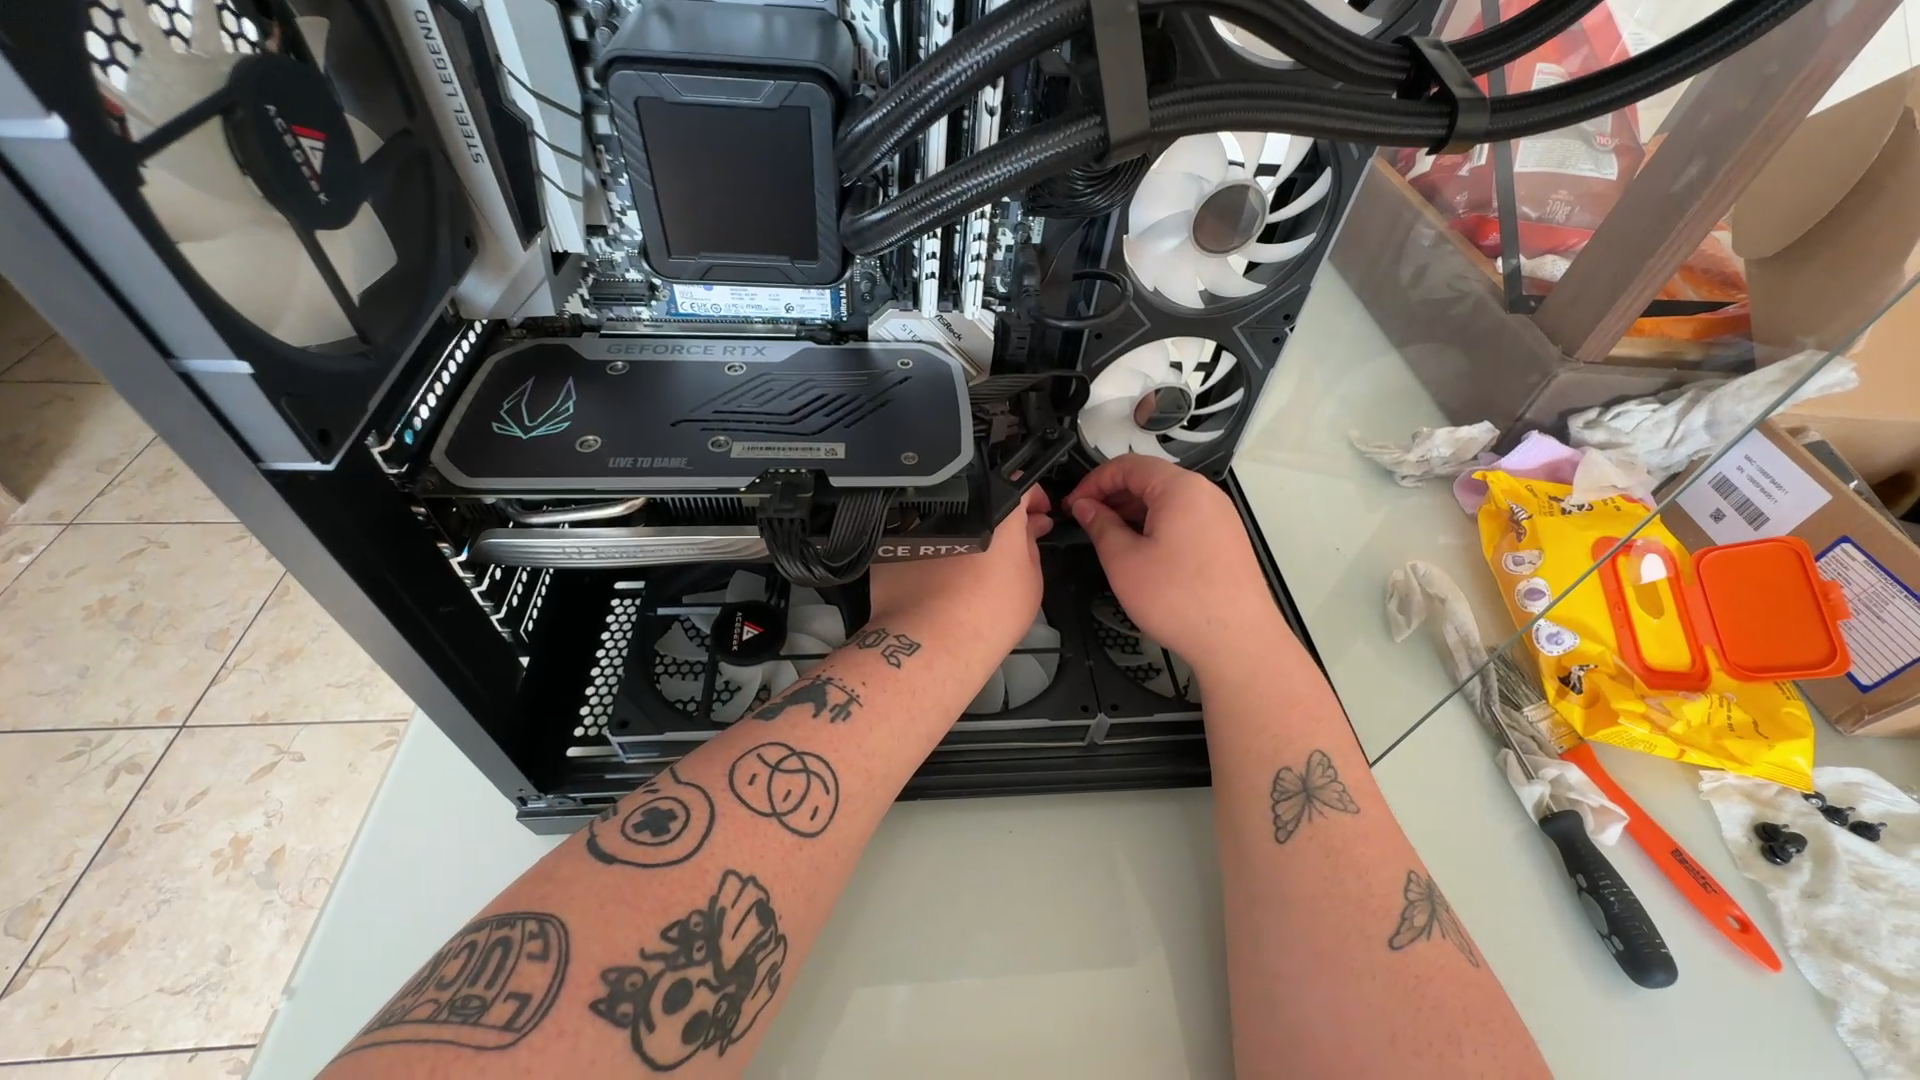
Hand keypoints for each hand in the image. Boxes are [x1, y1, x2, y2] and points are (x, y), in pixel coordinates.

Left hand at [866, 487, 1052, 656]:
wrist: (933, 642)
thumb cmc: (985, 616)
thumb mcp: (1031, 582)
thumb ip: (1032, 546)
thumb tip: (1031, 530)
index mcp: (995, 512)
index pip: (1019, 484)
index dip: (1032, 497)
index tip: (1036, 511)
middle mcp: (956, 510)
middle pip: (983, 503)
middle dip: (1000, 519)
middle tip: (1011, 544)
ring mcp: (921, 524)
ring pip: (949, 521)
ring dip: (965, 535)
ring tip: (973, 567)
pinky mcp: (896, 545)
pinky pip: (921, 541)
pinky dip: (935, 552)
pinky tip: (942, 578)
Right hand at [1064, 455, 1280, 667]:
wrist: (1237, 640)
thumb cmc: (1182, 601)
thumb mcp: (1124, 561)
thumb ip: (1100, 526)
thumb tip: (1086, 508)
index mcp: (1180, 489)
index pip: (1127, 465)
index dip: (1093, 481)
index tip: (1075, 503)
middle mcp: (1205, 495)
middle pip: (1149, 479)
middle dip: (1113, 496)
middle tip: (1086, 520)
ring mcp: (1219, 517)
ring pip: (1167, 501)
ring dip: (1133, 512)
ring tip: (1108, 538)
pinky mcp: (1225, 539)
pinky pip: (1184, 519)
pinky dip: (1156, 526)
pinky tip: (1139, 551)